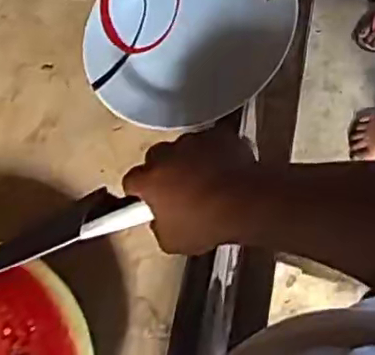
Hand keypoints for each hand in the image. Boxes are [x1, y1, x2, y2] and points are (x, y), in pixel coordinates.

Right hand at [122, 130, 259, 255]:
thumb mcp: (171, 241)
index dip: (136, 190)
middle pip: (156, 157)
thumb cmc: (204, 224)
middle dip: (161, 170)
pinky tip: (221, 168)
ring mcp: (195, 140)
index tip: (143, 198)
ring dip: (187, 159)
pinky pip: (209, 142)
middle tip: (174, 189)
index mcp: (151, 178)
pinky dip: (211, 152)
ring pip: (183, 147)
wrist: (243, 201)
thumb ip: (158, 224)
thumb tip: (160, 216)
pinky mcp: (218, 134)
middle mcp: (169, 153)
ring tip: (203, 179)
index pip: (131, 180)